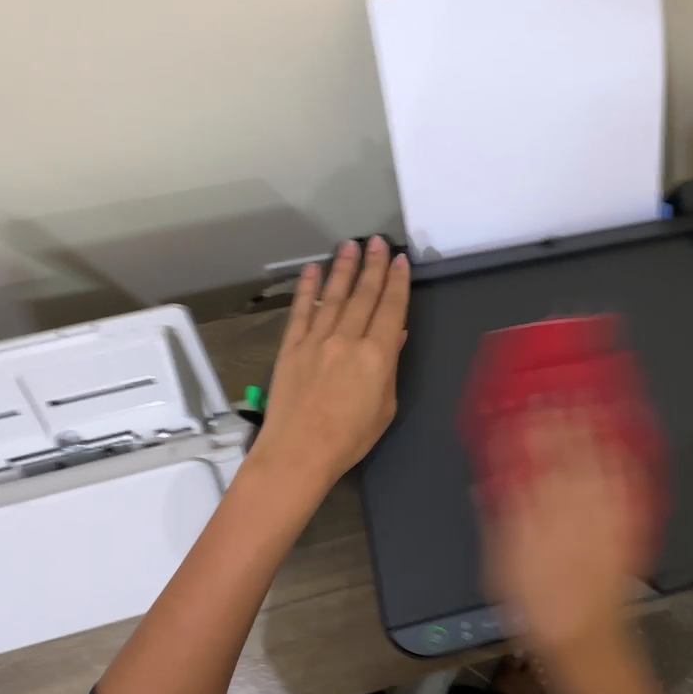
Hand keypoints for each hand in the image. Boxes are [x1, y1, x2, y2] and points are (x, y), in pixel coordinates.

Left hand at [248, 237, 410, 487]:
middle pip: (364, 295)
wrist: (298, 452)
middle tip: (377, 241)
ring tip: (350, 246)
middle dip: (373, 266)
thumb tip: (394, 336)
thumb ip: (389, 367)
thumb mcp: (385, 406)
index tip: (400, 261)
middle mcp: (348, 339)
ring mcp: (317, 340)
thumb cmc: (349, 438)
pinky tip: (313, 270)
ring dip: (344, 268)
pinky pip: (302, 310)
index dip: (397, 282)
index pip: (391, 309)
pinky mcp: (292, 347)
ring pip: (334, 295)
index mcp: (377, 355)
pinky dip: (308, 288)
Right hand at [483, 406, 651, 662]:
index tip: (532, 399)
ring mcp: (604, 513)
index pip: (535, 456)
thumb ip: (498, 517)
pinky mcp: (628, 524)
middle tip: (564, 385)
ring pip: (600, 459)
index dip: (535, 424)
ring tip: (595, 396)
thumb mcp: (500, 562)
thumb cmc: (534, 602)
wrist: (583, 636)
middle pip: (570, 449)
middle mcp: (572, 504)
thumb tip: (488, 483)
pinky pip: (629, 484)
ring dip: (596, 426)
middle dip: (568, 415)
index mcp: (537, 510)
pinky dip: (625, 457)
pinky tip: (623, 439)